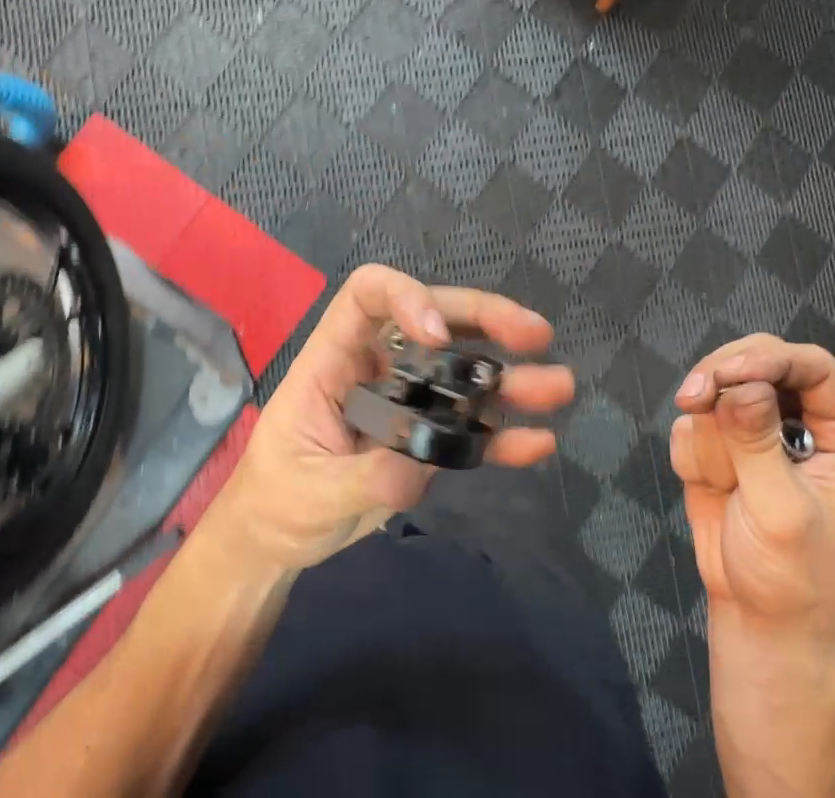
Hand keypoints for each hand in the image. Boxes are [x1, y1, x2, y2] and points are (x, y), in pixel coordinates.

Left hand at [203, 265, 575, 572]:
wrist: (277, 539)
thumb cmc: (276, 501)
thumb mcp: (309, 491)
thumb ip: (361, 479)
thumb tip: (413, 474)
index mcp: (334, 361)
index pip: (366, 296)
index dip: (405, 296)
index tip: (438, 335)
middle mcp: (376, 369)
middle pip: (434, 320)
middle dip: (485, 319)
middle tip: (535, 335)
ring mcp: (405, 404)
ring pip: (462, 372)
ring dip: (510, 377)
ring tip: (559, 385)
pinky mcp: (425, 443)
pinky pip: (468, 429)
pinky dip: (502, 435)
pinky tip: (539, 443)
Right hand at [671, 335, 834, 640]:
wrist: (756, 615)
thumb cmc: (792, 572)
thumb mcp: (783, 513)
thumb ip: (759, 447)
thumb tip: (741, 389)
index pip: (812, 367)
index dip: (767, 360)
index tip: (723, 375)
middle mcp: (805, 421)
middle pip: (758, 360)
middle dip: (722, 379)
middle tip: (691, 399)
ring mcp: (757, 431)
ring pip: (717, 391)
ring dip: (709, 437)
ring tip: (725, 486)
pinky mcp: (719, 445)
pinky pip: (691, 425)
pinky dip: (691, 456)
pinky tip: (711, 489)